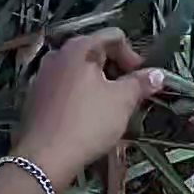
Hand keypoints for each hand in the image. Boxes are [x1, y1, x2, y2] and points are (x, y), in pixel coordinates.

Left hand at [14, 28, 165, 187]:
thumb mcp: (122, 102)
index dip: (132, 56)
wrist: (44, 157)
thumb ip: (141, 83)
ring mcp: (43, 75)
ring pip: (79, 71)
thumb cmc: (87, 123)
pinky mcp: (35, 96)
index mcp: (79, 48)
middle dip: (116, 71)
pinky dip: (79, 95)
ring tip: (109, 108)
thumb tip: (157, 74)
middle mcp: (58, 54)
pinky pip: (64, 87)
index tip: (140, 79)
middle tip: (128, 95)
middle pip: (95, 52)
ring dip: (98, 84)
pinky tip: (86, 118)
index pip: (113, 36)